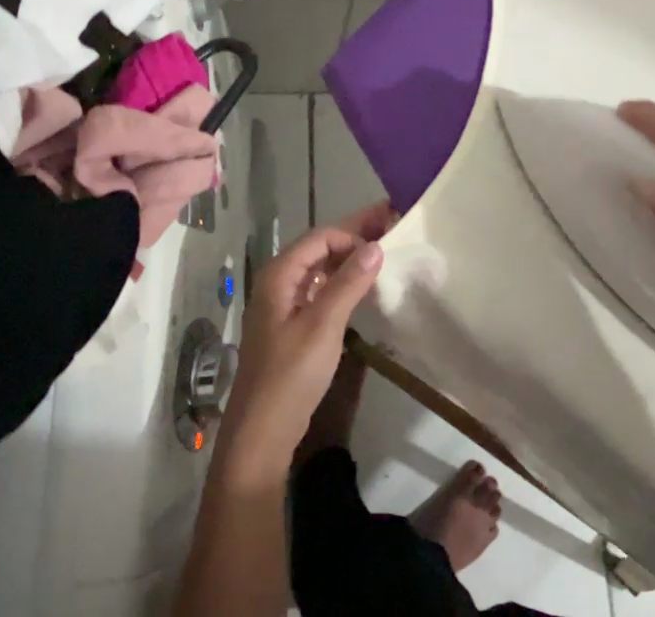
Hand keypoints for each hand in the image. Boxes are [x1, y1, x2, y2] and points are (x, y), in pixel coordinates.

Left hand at [218, 202, 394, 482]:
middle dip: (353, 236)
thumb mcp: (323, 325)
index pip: (320, 238)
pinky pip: (318, 291)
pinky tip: (362, 288)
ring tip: (384, 252)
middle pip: (318, 249)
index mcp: (279, 276)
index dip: (354, 231)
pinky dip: (341, 282)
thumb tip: (375, 247)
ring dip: (349, 259)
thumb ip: (348, 283)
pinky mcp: (290, 328)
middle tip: (392, 224)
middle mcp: (277, 284)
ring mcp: (282, 307)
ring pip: (319, 270)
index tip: (390, 230)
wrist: (262, 430)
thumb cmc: (291, 374)